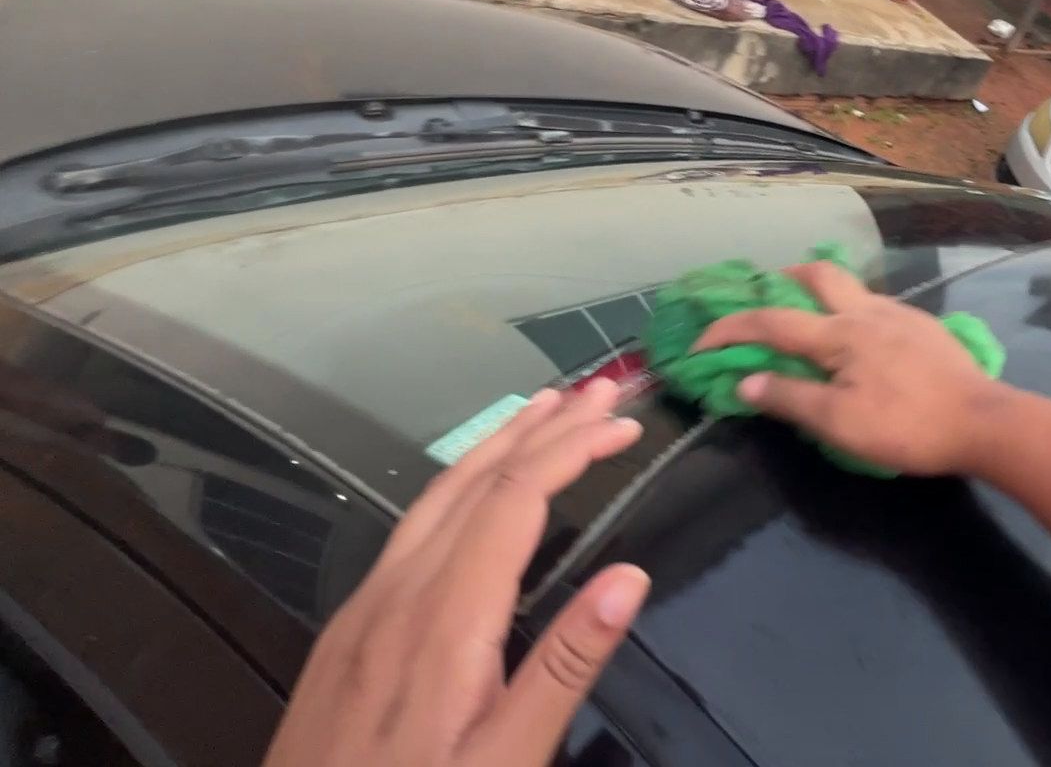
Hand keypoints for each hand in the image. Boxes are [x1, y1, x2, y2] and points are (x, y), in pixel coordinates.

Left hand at [263, 379, 649, 766]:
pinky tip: (479, 484)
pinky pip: (416, 525)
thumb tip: (631, 577)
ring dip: (502, 441)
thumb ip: (567, 665)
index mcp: (443, 619)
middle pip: (479, 481)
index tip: (623, 425)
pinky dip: (465, 479)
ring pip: (439, 495)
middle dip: (546, 425)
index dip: (572, 448)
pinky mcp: (351, 630)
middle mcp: (399, 595)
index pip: (515, 499)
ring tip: (546, 407)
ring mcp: (366, 609)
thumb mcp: (506, 761)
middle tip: (600, 389)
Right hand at [690, 261, 1010, 475]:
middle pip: (818, 275)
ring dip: (821, 291)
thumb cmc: (906, 426)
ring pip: (851, 286)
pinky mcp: (924, 326)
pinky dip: (852, 309)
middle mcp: (868, 311)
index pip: (772, 322)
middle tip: (764, 294)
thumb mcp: (839, 423)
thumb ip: (790, 398)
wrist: (982, 421)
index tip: (700, 342)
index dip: (730, 329)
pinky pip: (876, 304)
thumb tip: (745, 381)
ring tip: (809, 317)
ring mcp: (900, 313)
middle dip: (782, 278)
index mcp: (840, 333)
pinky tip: (859, 339)